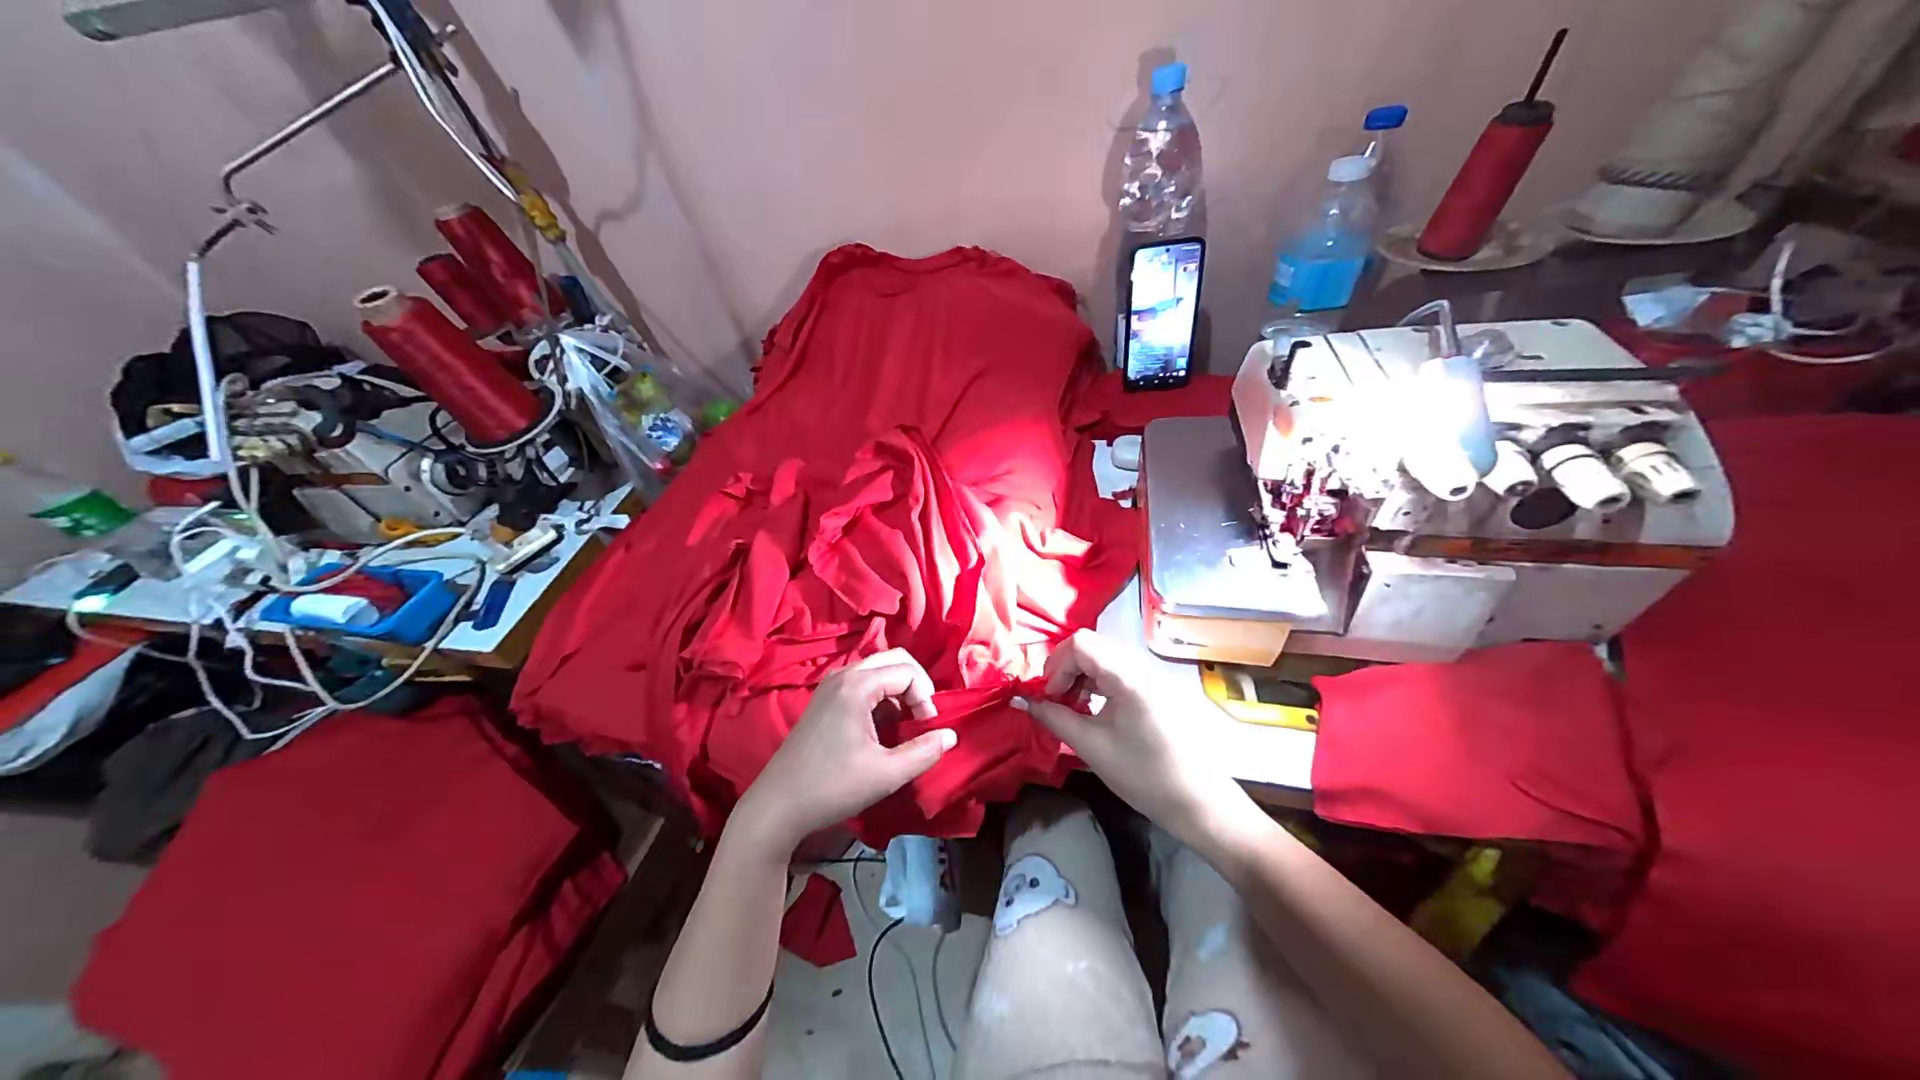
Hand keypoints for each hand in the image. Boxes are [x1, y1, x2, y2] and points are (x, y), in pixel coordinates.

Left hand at [731, 649, 955, 854]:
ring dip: (898, 690)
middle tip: (922, 719)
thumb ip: (924, 752)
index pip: (908, 671)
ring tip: (904, 725)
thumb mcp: (887, 774)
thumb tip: (951, 736)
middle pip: (894, 660)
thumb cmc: (833, 787)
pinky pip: (862, 682)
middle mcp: (842, 676)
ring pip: (877, 670)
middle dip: (916, 685)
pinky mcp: (823, 700)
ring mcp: (829, 686)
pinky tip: (881, 728)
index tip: (927, 729)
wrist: (777, 805)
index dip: (926, 697)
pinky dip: (880, 696)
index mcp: (857, 685)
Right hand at [1015, 630, 1273, 866]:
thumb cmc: (1144, 776)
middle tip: (1054, 701)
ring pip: (1105, 656)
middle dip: (1065, 668)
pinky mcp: (1158, 688)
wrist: (1200, 802)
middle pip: (1092, 645)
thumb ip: (1054, 718)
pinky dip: (1098, 682)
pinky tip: (1094, 710)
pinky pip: (1119, 670)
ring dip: (1080, 675)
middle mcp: (1142, 666)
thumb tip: (1023, 701)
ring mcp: (1153, 675)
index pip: (1080, 643)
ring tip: (1073, 708)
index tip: (1049, 697)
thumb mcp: (1092, 747)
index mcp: (1129, 677)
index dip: (1056, 665)